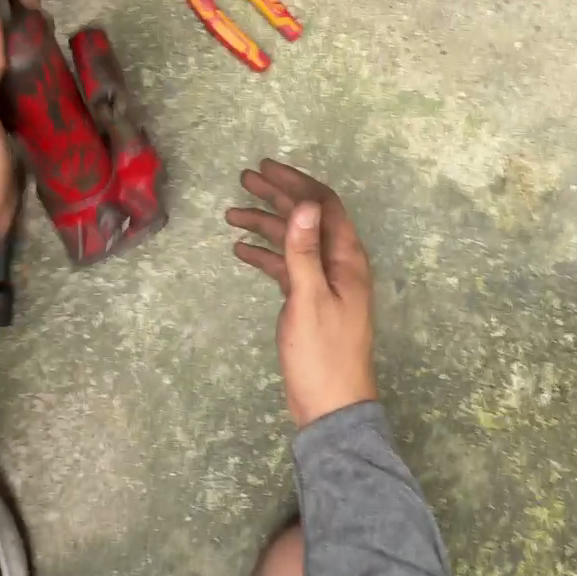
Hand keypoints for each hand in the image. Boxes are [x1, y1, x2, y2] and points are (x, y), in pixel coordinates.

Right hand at [226, 160, 378, 426]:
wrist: (330, 407)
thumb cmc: (322, 353)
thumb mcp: (309, 298)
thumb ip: (304, 251)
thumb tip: (304, 204)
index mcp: (346, 258)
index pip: (323, 205)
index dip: (296, 183)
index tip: (265, 168)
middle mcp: (337, 263)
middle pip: (307, 218)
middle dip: (276, 196)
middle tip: (244, 179)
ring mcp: (322, 281)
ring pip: (292, 241)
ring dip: (265, 225)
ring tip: (230, 213)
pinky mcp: (307, 299)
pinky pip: (285, 266)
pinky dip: (265, 255)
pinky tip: (239, 250)